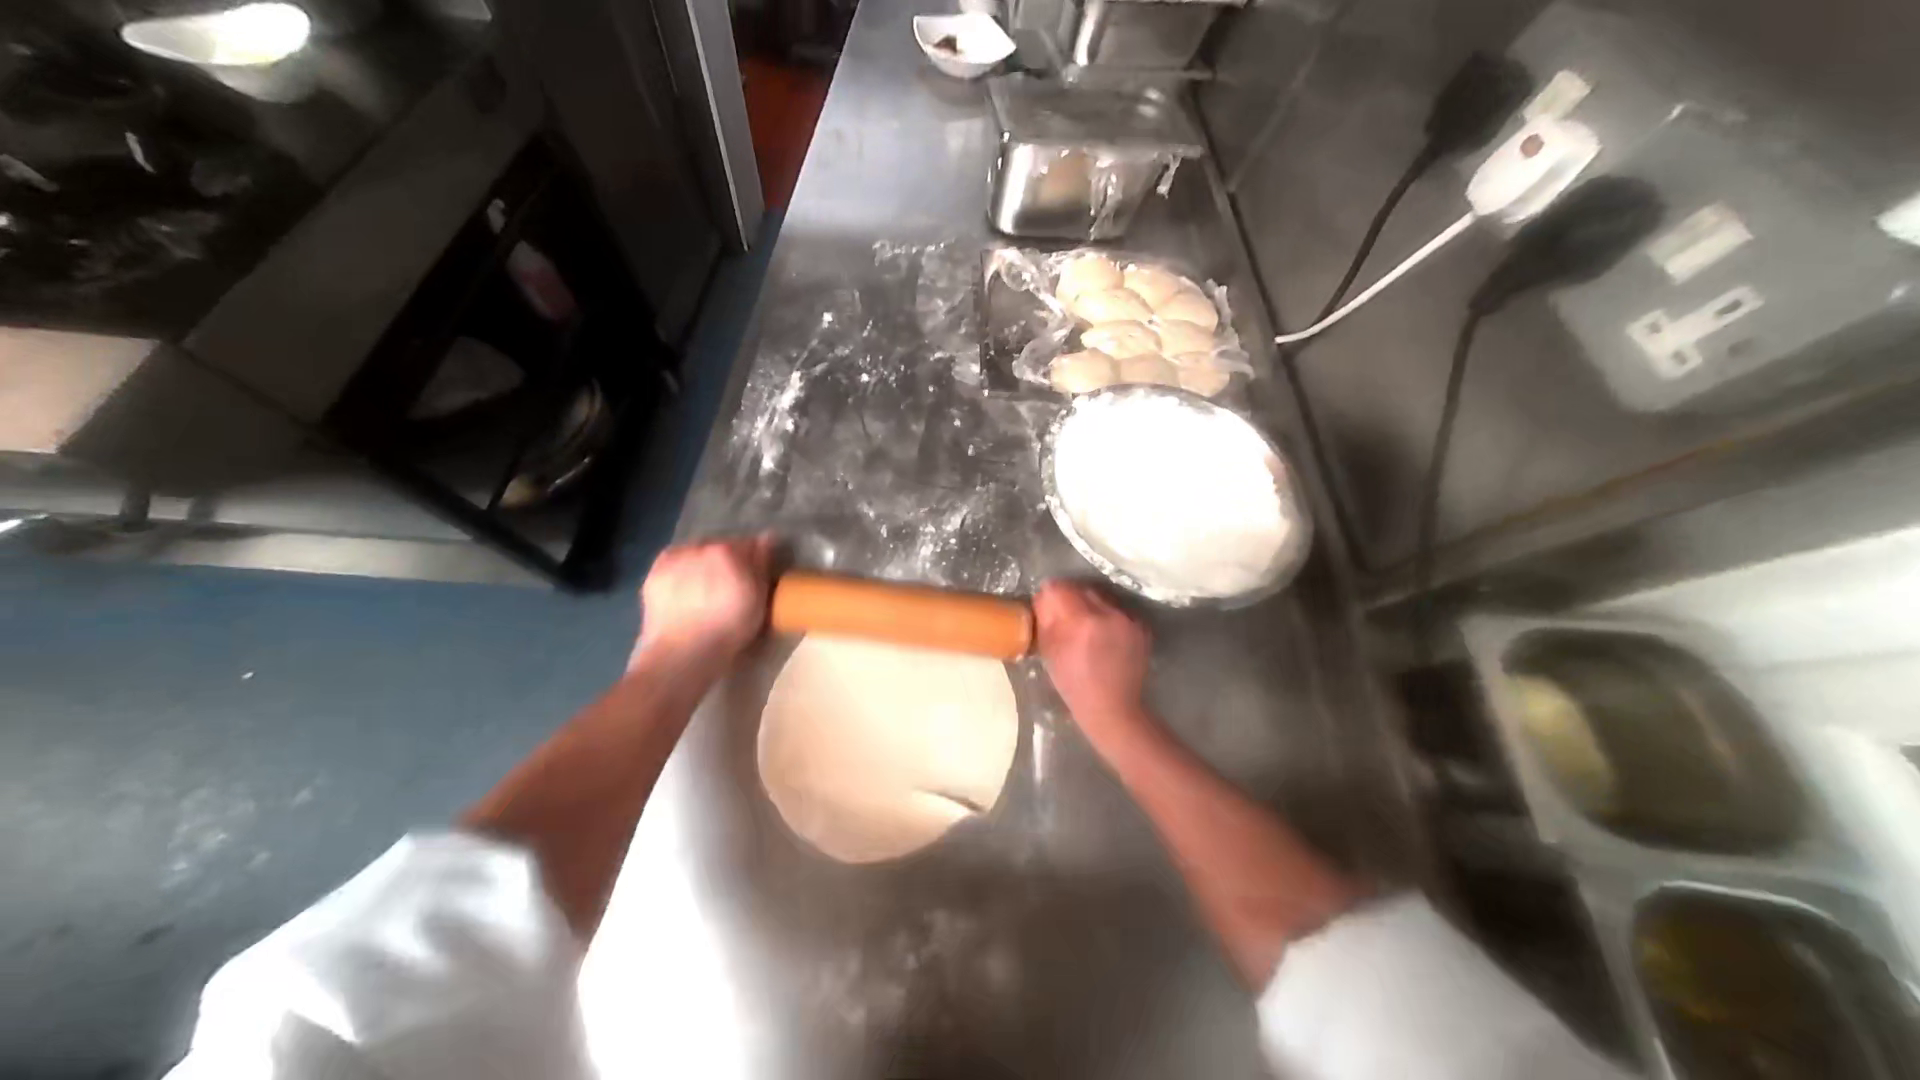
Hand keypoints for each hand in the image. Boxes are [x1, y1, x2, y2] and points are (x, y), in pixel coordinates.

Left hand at [633, 535, 774, 667]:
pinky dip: (681, 570)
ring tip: (703, 590)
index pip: (748, 544)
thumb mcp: (758, 599)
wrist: (683, 652)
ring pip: (696, 553)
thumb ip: (761, 564)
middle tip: (728, 586)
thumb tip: (766, 536)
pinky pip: (674, 562)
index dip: (752, 562)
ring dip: (702, 563)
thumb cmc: (730, 628)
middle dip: (726, 560)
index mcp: (730, 551)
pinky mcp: (655, 572)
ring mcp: (675, 558)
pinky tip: (683, 590)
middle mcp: (701, 546)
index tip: (752, 578)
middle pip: (721, 546)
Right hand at [1034, 581, 1154, 745]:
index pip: (1060, 587)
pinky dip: (1109, 618)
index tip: (1047, 606)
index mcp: (1081, 620)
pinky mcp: (1141, 627)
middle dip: (1071, 599)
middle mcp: (1108, 613)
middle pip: (1082, 589)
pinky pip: (1118, 611)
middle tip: (1065, 619)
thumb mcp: (1049, 651)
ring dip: (1091, 607)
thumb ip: (1045, 618)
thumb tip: (1044, 595)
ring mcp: (1128, 619)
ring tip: (1088, 629)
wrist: (1113, 707)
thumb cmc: (1073, 683)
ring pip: (1102, 598)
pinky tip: (1105, 637)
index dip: (1050, 595)